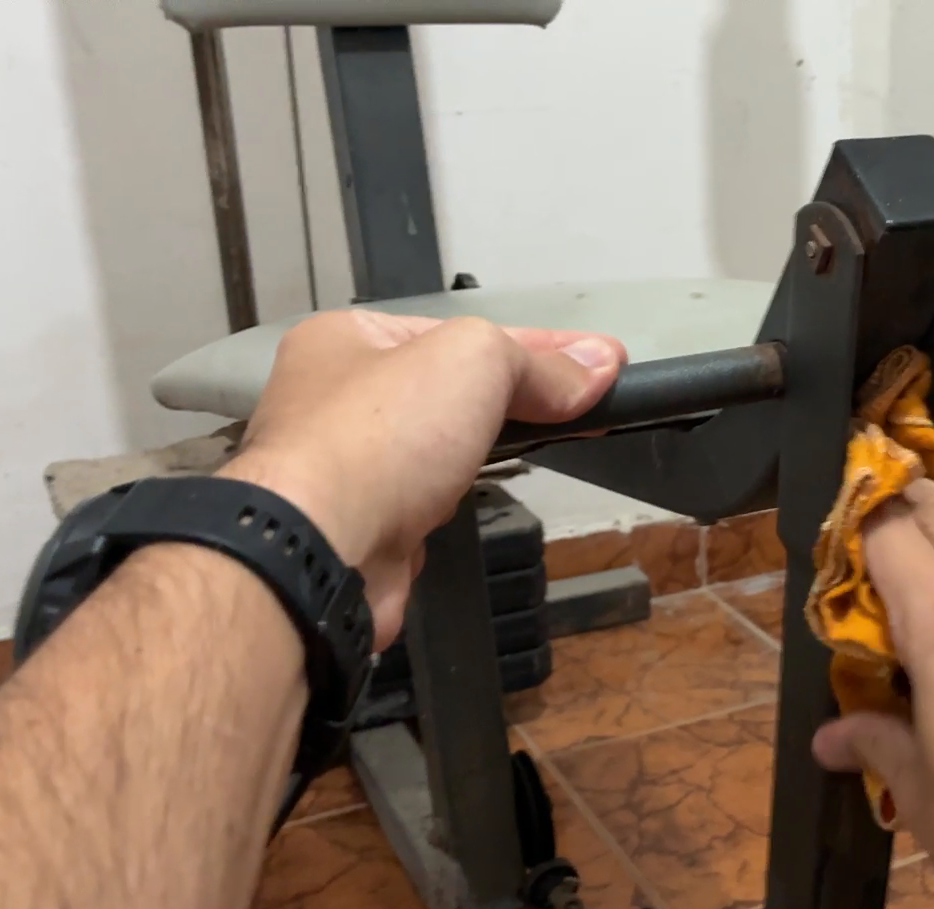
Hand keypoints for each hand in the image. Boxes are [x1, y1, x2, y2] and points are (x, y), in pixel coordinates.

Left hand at [217, 310, 625, 648]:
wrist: (325, 549)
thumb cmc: (389, 437)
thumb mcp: (474, 365)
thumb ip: (538, 363)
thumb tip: (600, 365)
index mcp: (354, 339)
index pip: (473, 334)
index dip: (550, 345)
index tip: (608, 358)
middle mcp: (343, 394)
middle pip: (460, 383)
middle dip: (530, 387)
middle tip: (593, 397)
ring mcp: (354, 462)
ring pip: (450, 435)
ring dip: (504, 433)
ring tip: (563, 431)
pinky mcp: (372, 520)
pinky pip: (439, 485)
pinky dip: (477, 479)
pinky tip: (502, 480)